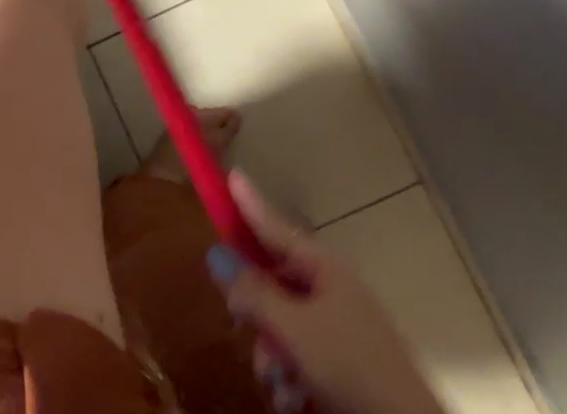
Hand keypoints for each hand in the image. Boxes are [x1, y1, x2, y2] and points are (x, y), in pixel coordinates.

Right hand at [208, 172, 445, 413]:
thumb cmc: (350, 362)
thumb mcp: (294, 328)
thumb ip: (253, 293)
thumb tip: (216, 254)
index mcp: (323, 268)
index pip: (275, 228)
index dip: (250, 205)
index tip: (232, 175)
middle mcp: (327, 290)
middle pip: (270, 285)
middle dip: (255, 315)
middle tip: (242, 327)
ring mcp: (334, 326)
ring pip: (278, 327)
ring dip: (271, 357)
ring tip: (282, 385)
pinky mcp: (337, 360)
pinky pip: (295, 357)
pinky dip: (288, 378)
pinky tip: (295, 400)